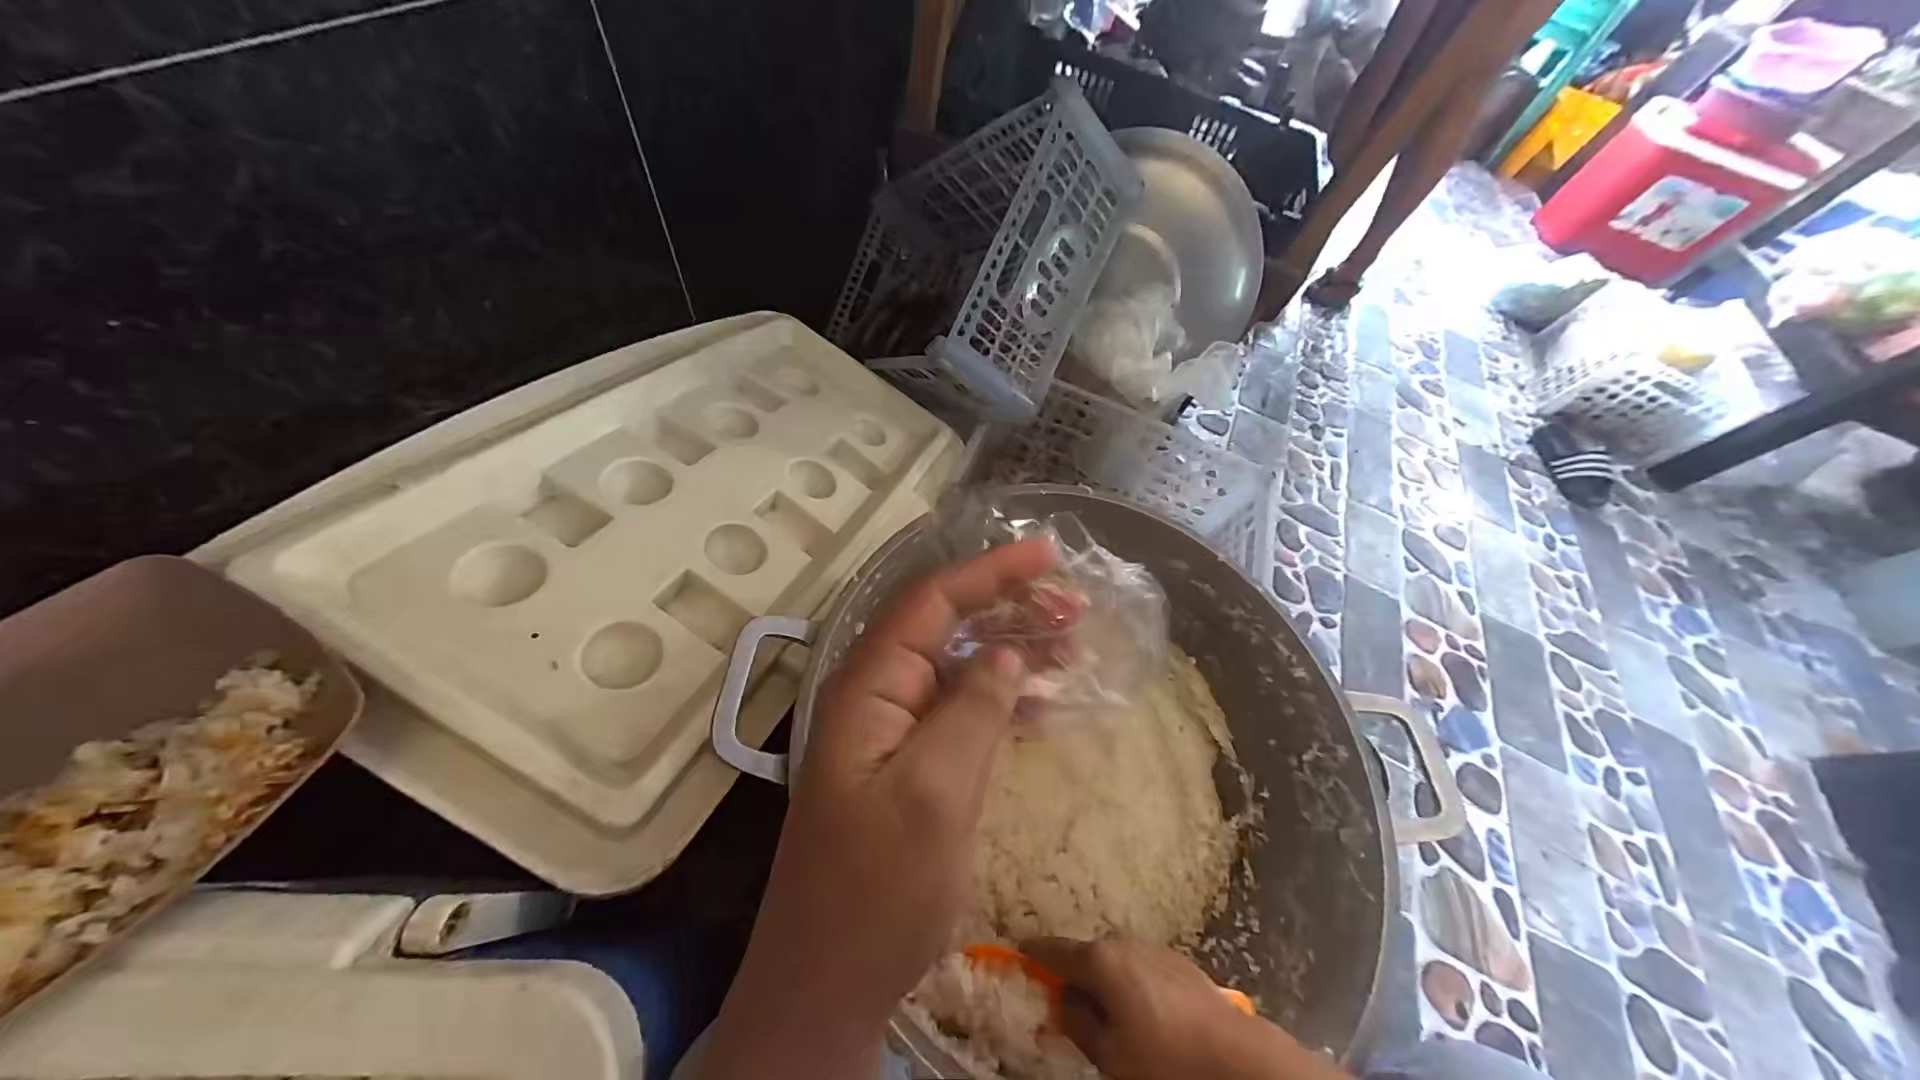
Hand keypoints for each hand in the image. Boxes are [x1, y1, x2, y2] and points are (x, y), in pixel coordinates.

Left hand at [699, 539, 1058, 1079]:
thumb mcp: (934, 793)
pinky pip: (961, 713)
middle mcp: (876, 697)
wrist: (831, 981)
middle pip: (946, 629)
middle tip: (1074, 611)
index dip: (990, 572)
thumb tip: (1004, 655)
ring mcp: (893, 733)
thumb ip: (972, 712)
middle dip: (1008, 610)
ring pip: (959, 670)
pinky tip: (1045, 704)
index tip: (1048, 554)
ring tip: (1073, 651)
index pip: (931, 604)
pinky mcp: (911, 766)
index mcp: (868, 687)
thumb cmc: (877, 888)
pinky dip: (1003, 702)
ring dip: (1013, 654)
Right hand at [1024, 938, 1349, 1079]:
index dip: (1033, 954)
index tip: (1018, 954)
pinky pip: (1140, 969)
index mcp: (1100, 960)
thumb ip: (1078, 1022)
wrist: (1240, 1061)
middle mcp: (1125, 944)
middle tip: (1062, 999)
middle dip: (1072, 973)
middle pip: (1087, 954)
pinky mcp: (1180, 965)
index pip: (1054, 950)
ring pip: (1115, 961)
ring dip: (1103, 979)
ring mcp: (1155, 951)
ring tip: (1103, 1011)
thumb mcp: (1109, 1055)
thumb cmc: (1165, 1063)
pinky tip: (1139, 1013)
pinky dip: (1129, 983)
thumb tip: (1064, 999)